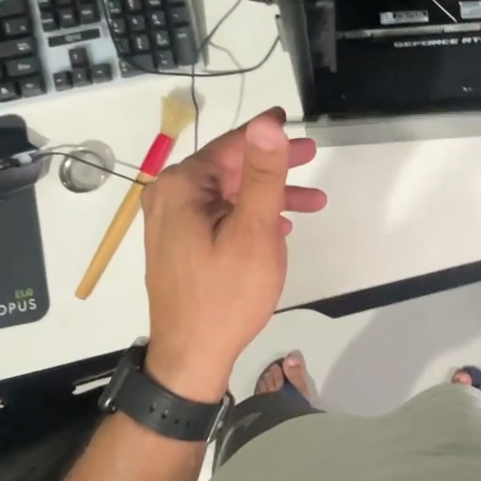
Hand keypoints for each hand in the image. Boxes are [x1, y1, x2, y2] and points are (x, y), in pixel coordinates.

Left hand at [140, 107, 327, 399]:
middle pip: (228, 167)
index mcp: (182, 186)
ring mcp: (170, 223)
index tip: (292, 124)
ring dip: (268, 195)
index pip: (231, 145)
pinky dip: (249, 216)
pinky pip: (218, 216)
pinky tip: (279, 227)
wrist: (190, 358)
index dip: (266, 135)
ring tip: (312, 201)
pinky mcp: (178, 245)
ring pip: (227, 194)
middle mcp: (168, 197)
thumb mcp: (253, 230)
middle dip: (272, 165)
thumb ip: (263, 173)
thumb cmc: (226, 294)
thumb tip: (266, 122)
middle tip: (311, 156)